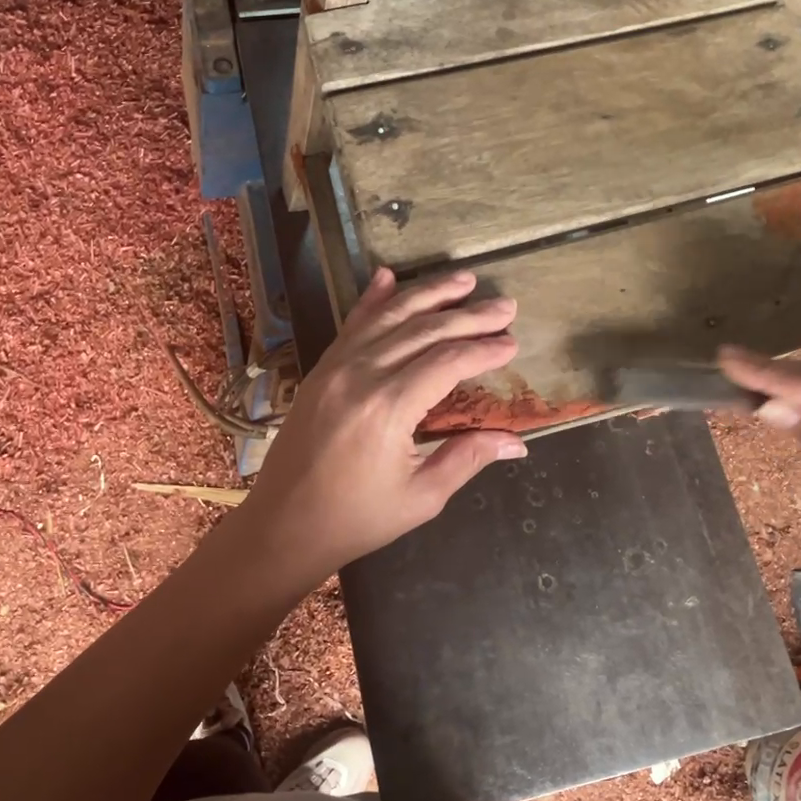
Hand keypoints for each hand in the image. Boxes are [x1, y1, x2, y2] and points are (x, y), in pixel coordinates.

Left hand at [235, 267, 525, 582]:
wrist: (284, 523)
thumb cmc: (355, 519)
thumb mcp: (420, 497)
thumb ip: (466, 458)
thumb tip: (517, 443)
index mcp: (388, 408)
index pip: (447, 361)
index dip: (483, 350)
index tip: (512, 343)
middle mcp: (360, 376)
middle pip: (423, 331)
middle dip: (468, 316)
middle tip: (506, 306)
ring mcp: (335, 368)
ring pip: (387, 318)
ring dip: (427, 294)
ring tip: (463, 280)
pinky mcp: (319, 371)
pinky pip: (350, 326)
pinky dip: (372, 300)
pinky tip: (388, 277)